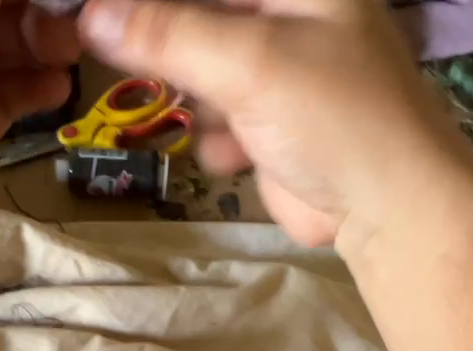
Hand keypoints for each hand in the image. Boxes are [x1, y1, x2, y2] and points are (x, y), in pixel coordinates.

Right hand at [77, 0, 466, 248]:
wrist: (383, 207)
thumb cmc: (332, 114)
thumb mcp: (249, 63)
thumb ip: (167, 35)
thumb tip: (89, 17)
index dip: (151, 4)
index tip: (103, 18)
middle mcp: (284, 12)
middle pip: (197, 16)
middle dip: (169, 46)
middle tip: (132, 63)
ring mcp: (276, 68)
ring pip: (199, 68)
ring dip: (197, 100)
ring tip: (222, 122)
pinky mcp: (267, 121)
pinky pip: (216, 117)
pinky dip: (218, 138)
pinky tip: (239, 156)